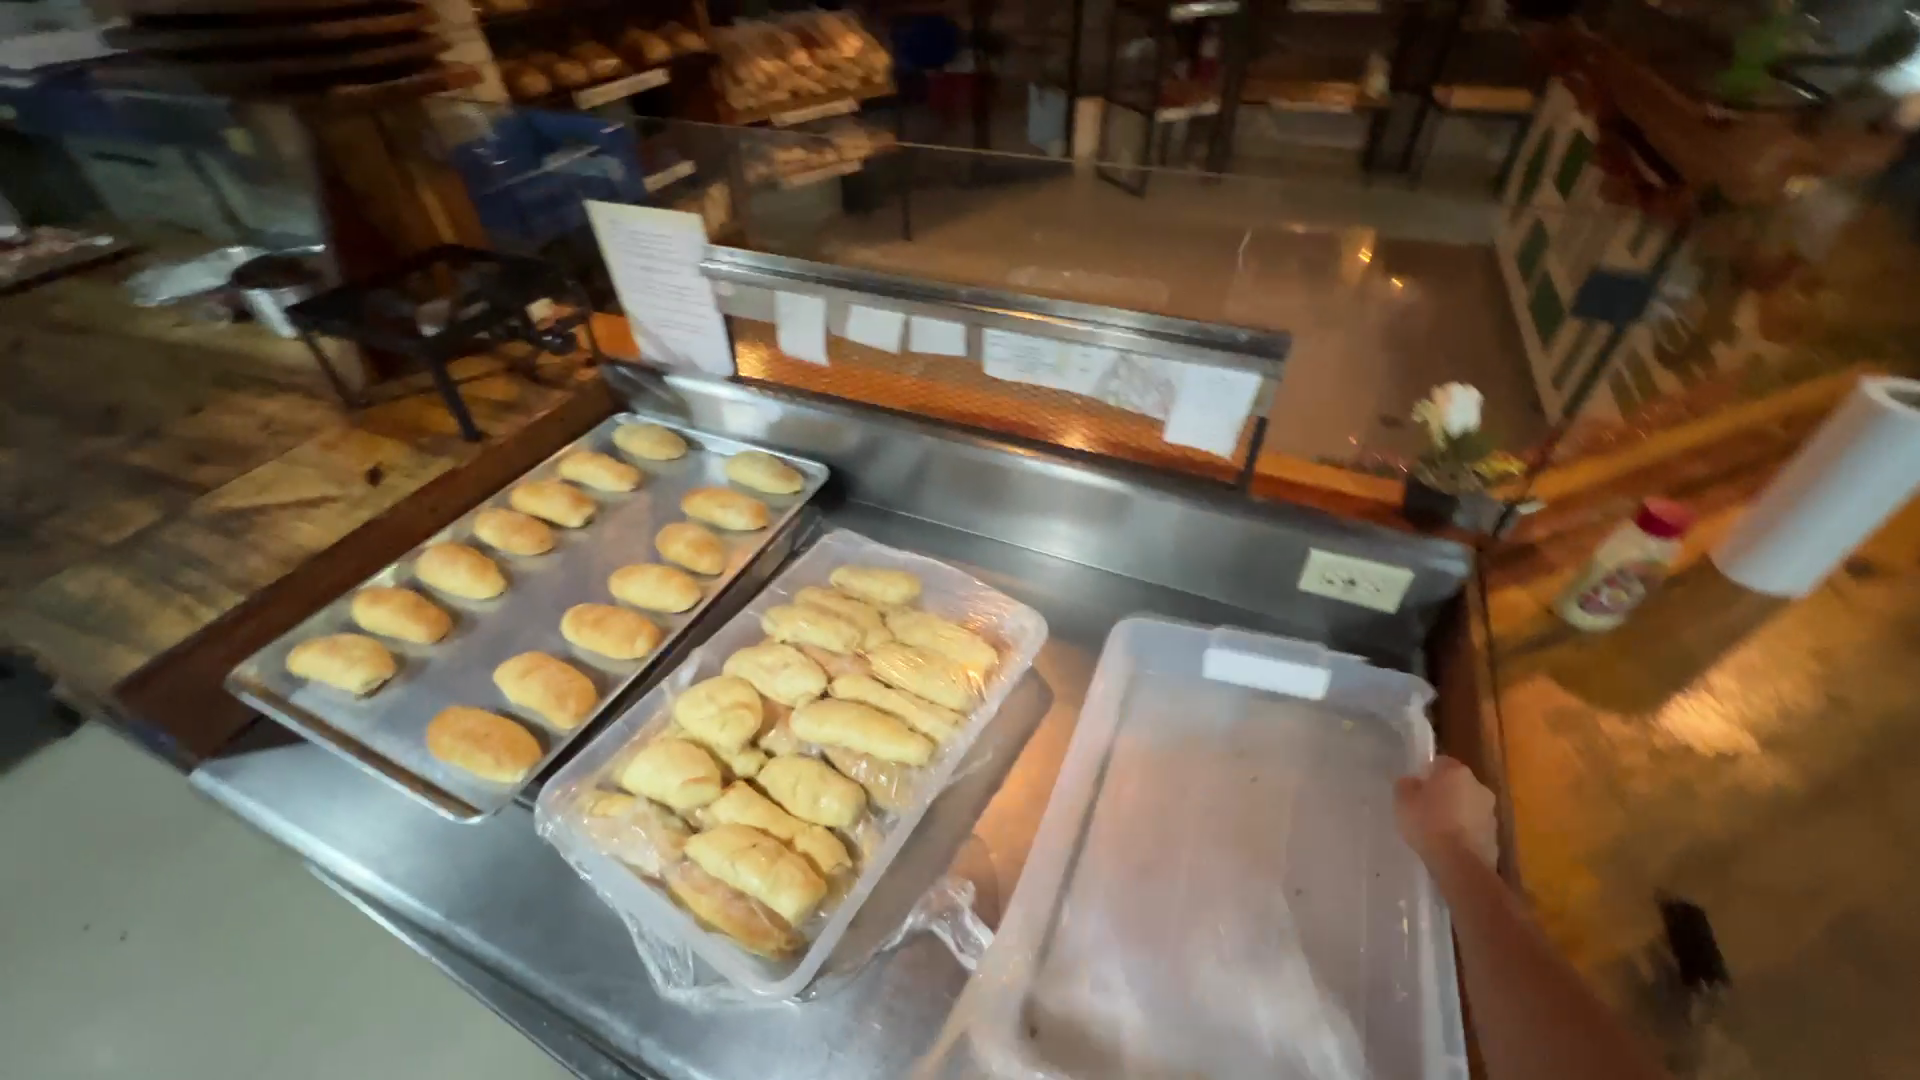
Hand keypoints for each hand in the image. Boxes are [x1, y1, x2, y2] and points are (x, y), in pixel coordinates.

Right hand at [1395, 756, 1498, 869]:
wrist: (1459, 863)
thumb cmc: (1428, 823)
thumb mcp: (1402, 799)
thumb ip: (1407, 784)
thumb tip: (1414, 783)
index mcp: (1456, 772)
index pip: (1441, 762)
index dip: (1427, 772)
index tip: (1416, 786)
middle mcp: (1479, 787)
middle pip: (1457, 784)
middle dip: (1444, 792)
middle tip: (1424, 807)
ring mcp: (1491, 813)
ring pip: (1468, 806)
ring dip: (1455, 813)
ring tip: (1436, 829)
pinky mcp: (1495, 836)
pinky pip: (1474, 827)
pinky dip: (1463, 832)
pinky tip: (1448, 844)